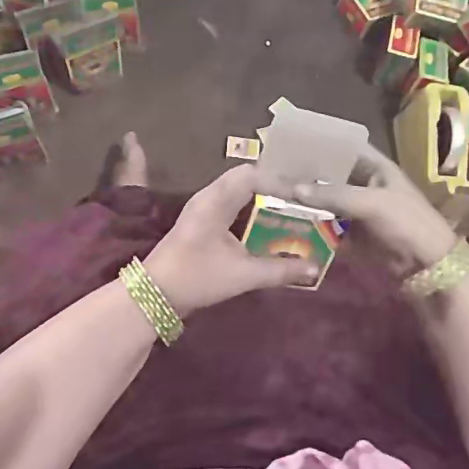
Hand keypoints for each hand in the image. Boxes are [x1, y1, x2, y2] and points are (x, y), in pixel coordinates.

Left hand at [141, 165, 318, 315]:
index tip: (303, 197)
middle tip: (301, 201)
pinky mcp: (200, 224)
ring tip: (290, 210)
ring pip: (237, 191)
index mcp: (216, 200)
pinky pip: (230, 205)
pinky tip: (265, 226)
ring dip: (262, 198)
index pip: (252, 174)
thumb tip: (315, 268)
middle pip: (246, 178)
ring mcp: (202, 210)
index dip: (280, 181)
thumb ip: (281, 270)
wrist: (153, 294)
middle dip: (274, 186)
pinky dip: (250, 209)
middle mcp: (208, 198)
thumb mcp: (242, 275)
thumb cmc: (196, 277)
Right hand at [284, 144, 457, 274]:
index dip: (320, 143)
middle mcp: (363, 184)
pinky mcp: (351, 233)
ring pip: (325, 199)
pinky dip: (310, 222)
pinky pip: (326, 223)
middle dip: (305, 173)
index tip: (290, 142)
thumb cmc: (406, 223)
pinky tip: (286, 218)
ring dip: (304, 198)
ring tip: (272, 192)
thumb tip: (294, 189)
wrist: (426, 266)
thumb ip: (333, 195)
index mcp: (375, 167)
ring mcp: (356, 209)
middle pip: (330, 174)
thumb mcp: (371, 203)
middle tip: (272, 170)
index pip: (343, 147)